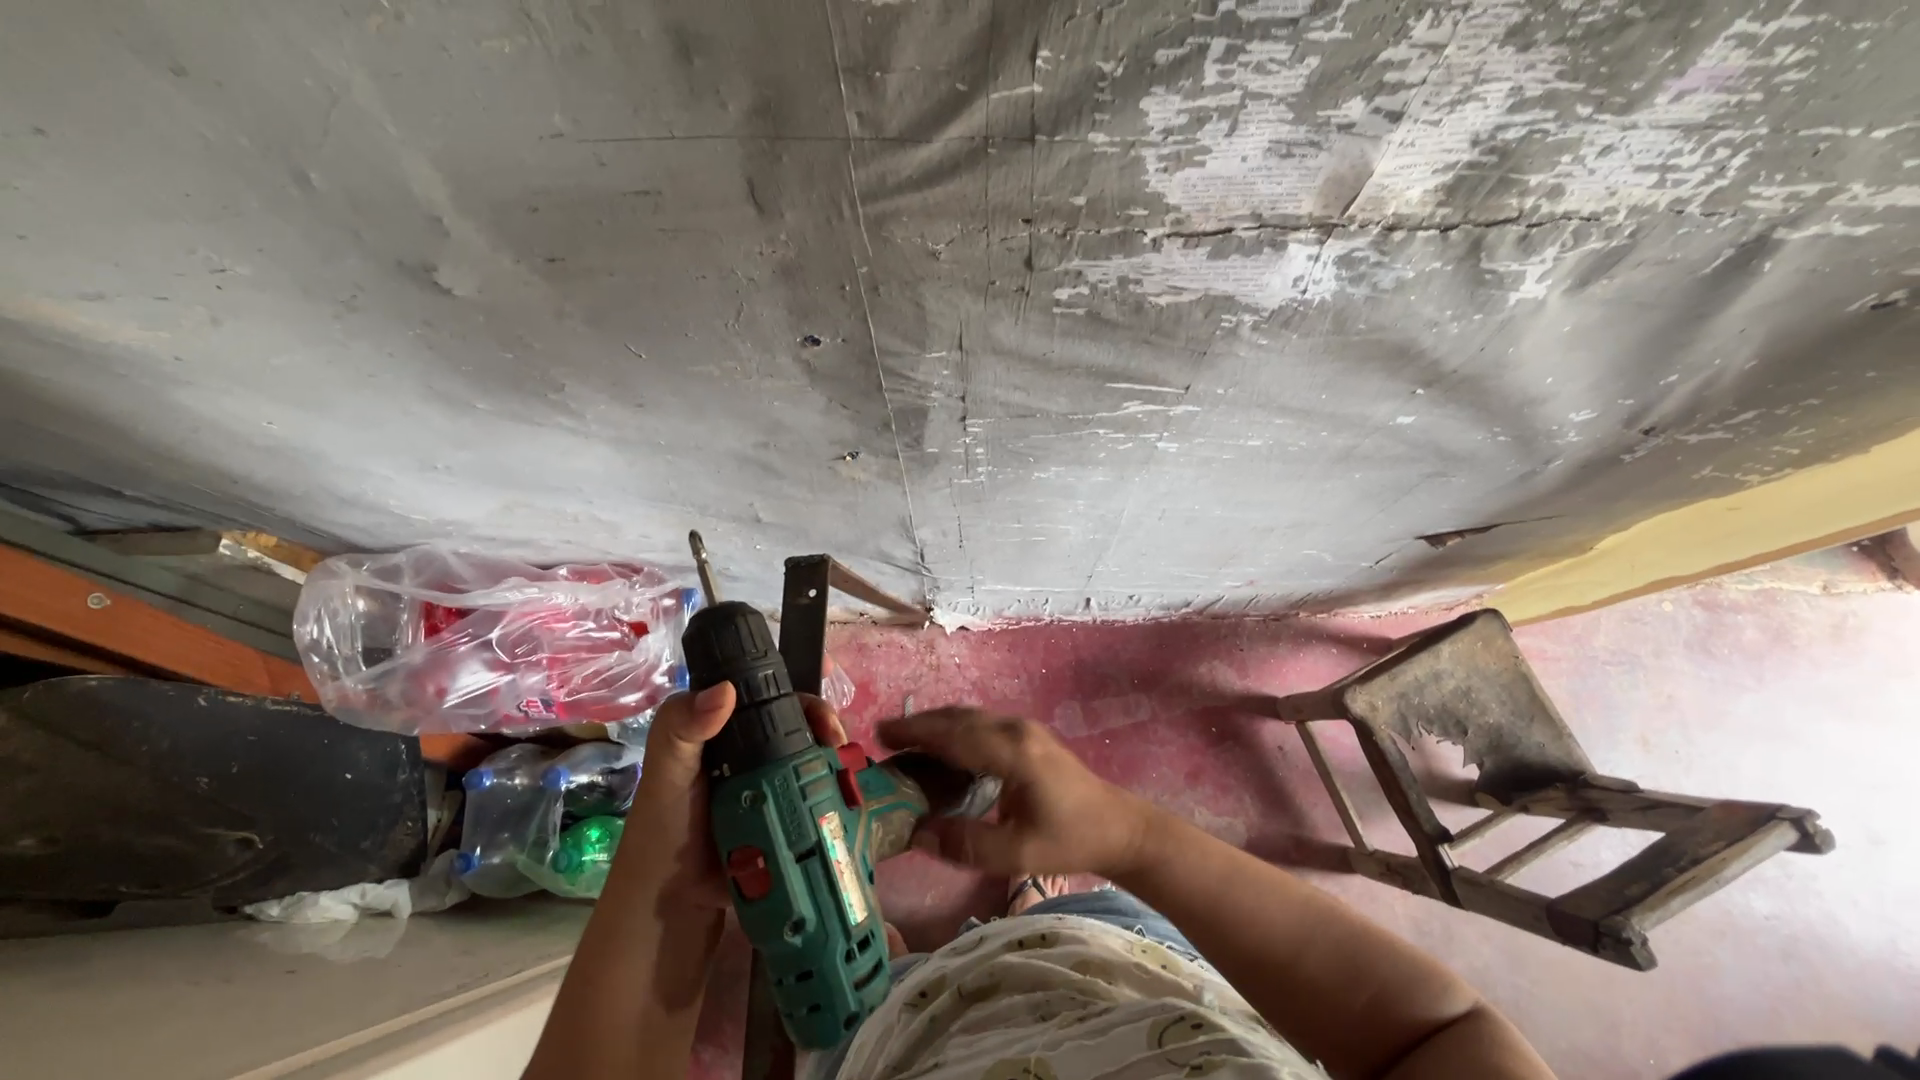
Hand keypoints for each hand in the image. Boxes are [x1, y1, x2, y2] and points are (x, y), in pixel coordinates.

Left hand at [630, 683, 846, 909]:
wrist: (675, 896)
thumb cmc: (664, 823)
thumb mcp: (667, 768)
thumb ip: (682, 726)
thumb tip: (726, 689)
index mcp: (725, 728)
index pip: (764, 693)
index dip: (792, 687)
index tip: (819, 688)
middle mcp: (754, 749)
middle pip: (800, 723)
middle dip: (824, 723)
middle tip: (835, 740)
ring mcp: (775, 782)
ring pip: (814, 756)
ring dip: (836, 756)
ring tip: (845, 767)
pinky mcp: (790, 813)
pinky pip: (820, 793)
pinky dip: (837, 790)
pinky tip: (848, 793)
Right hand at [877, 708, 1156, 878]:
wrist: (1118, 828)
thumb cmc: (1069, 841)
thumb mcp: (1017, 853)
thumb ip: (966, 844)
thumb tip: (917, 834)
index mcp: (1014, 753)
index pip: (955, 735)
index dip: (916, 733)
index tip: (881, 735)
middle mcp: (1016, 730)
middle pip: (958, 718)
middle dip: (919, 724)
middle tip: (883, 737)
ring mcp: (1024, 729)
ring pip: (969, 716)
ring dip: (936, 724)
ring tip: (903, 740)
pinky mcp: (1027, 736)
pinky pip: (981, 723)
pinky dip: (954, 729)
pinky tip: (940, 748)